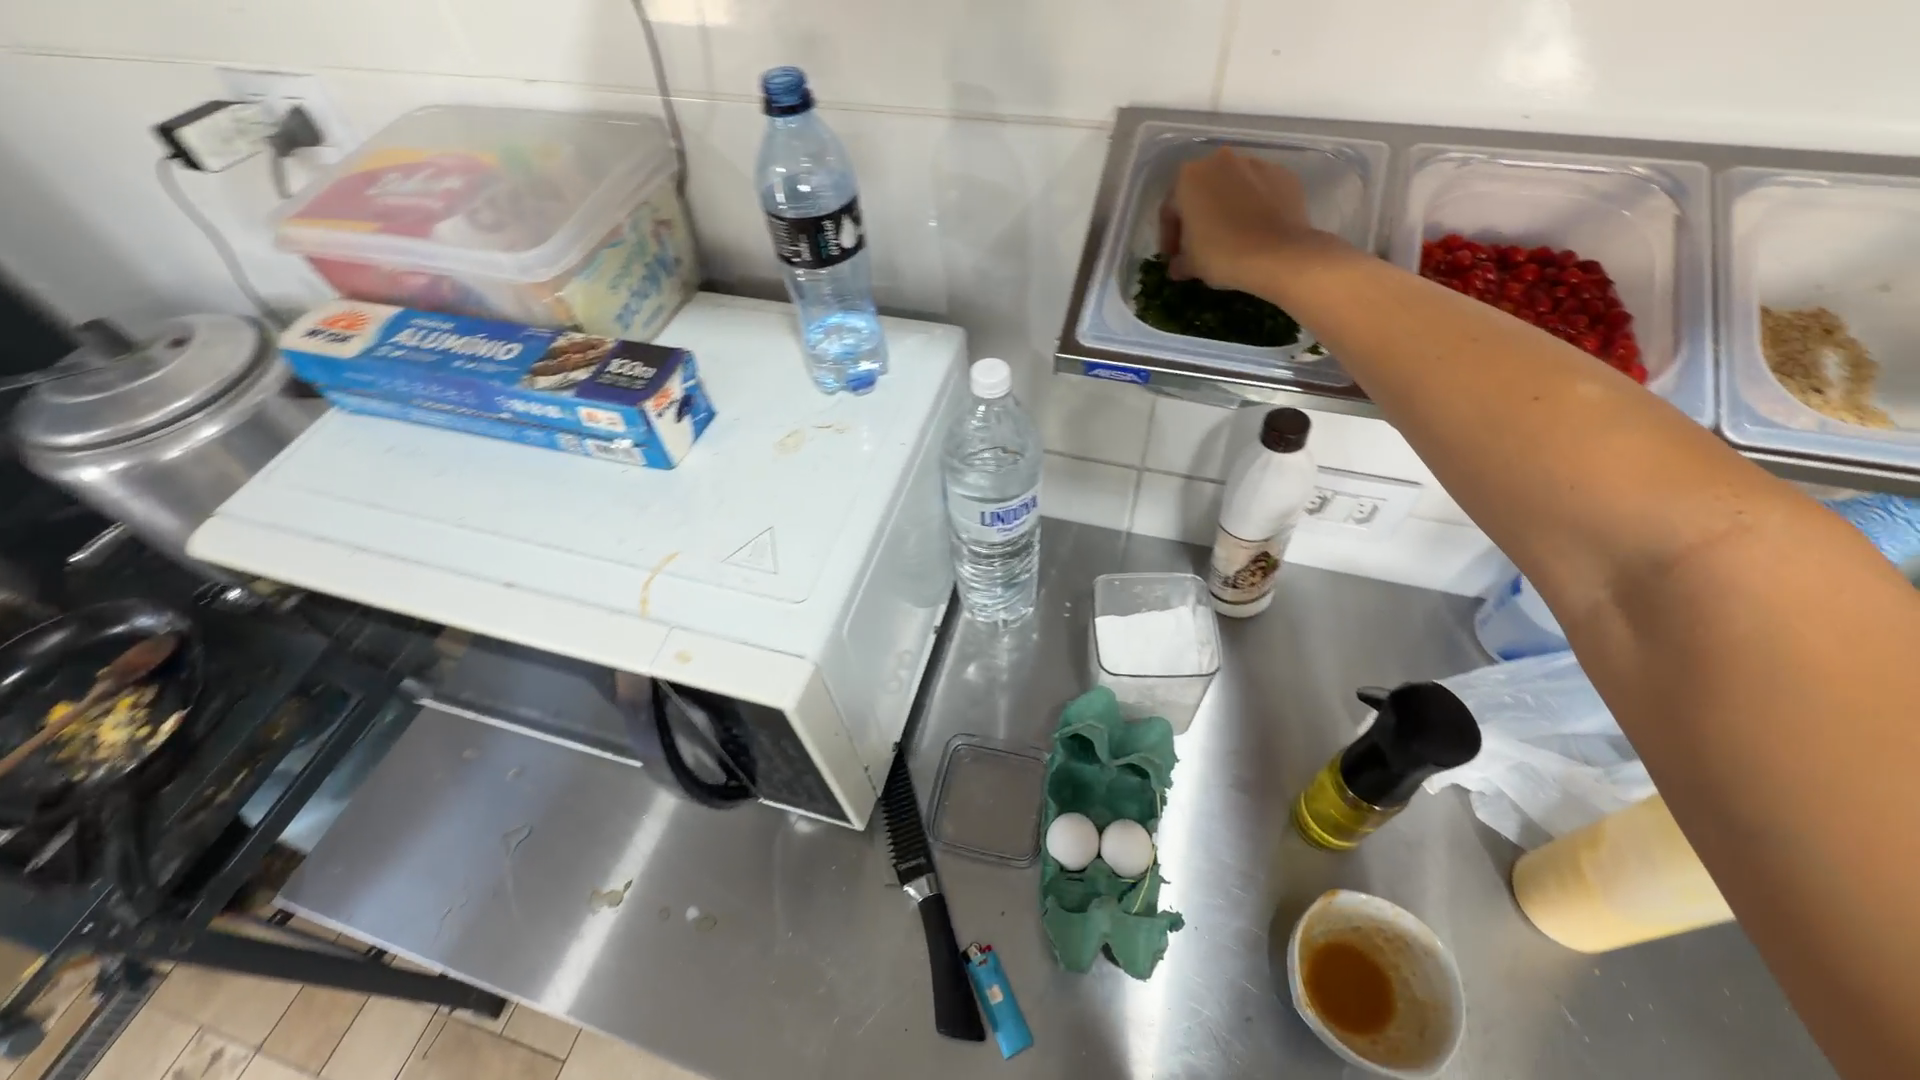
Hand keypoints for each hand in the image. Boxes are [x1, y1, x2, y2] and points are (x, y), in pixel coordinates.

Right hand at [1159, 148, 1326, 293]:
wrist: (1279, 254)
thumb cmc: (1221, 254)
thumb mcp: (1190, 264)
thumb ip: (1179, 261)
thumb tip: (1179, 266)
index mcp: (1189, 177)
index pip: (1170, 210)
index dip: (1169, 237)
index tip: (1174, 258)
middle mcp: (1221, 161)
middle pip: (1202, 192)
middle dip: (1199, 218)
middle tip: (1200, 246)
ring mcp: (1255, 165)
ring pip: (1233, 188)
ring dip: (1227, 209)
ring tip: (1231, 237)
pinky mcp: (1283, 175)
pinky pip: (1261, 192)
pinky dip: (1255, 208)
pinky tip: (1256, 231)